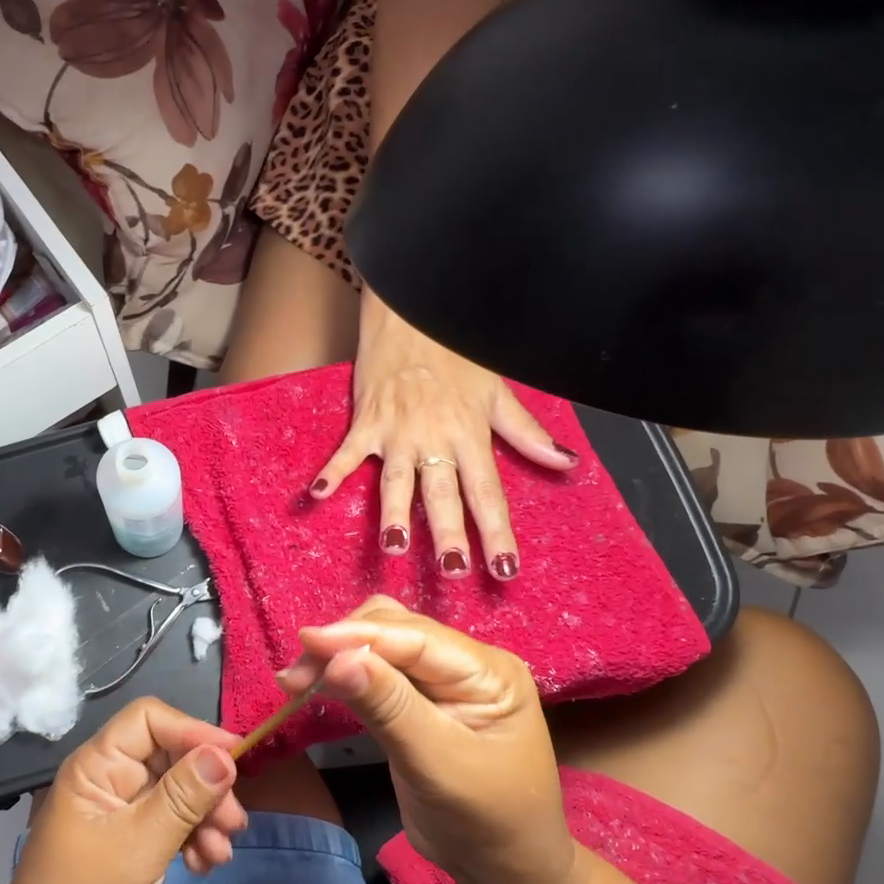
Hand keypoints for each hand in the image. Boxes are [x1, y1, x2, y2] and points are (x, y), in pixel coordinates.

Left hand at [0, 698, 247, 883]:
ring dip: (207, 817)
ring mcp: (124, 813)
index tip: (235, 757)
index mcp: (97, 765)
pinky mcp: (136, 843)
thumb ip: (182, 798)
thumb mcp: (138, 845)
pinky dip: (196, 839)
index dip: (192, 731)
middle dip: (206, 784)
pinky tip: (206, 866)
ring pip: (178, 792)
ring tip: (222, 853)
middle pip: (170, 756)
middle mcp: (110, 780)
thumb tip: (225, 755)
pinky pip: (175, 824)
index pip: (149, 720)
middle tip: (235, 822)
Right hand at [280, 596, 579, 883]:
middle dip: (342, 643)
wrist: (507, 871)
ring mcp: (442, 679)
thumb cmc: (486, 822)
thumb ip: (390, 708)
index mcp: (487, 671)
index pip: (414, 636)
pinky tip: (315, 686)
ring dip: (336, 656)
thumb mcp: (439, 766)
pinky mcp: (419, 698)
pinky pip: (376, 670)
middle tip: (293, 679)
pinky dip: (343, 674)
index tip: (304, 642)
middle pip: (393, 629)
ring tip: (295, 682)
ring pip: (379, 644)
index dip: (357, 634)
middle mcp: (465, 663)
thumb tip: (338, 659)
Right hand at [315, 294, 577, 579]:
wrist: (415, 314)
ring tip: (393, 547)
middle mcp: (435, 438)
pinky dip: (333, 471)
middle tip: (453, 569)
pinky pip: (348, 452)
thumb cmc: (457, 352)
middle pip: (443, 494)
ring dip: (393, 513)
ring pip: (397, 480)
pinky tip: (318, 494)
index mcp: (470, 434)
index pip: (487, 492)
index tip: (503, 569)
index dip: (497, 533)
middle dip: (448, 533)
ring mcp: (397, 432)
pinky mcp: (367, 422)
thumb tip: (565, 463)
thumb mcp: (497, 391)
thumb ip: (526, 432)